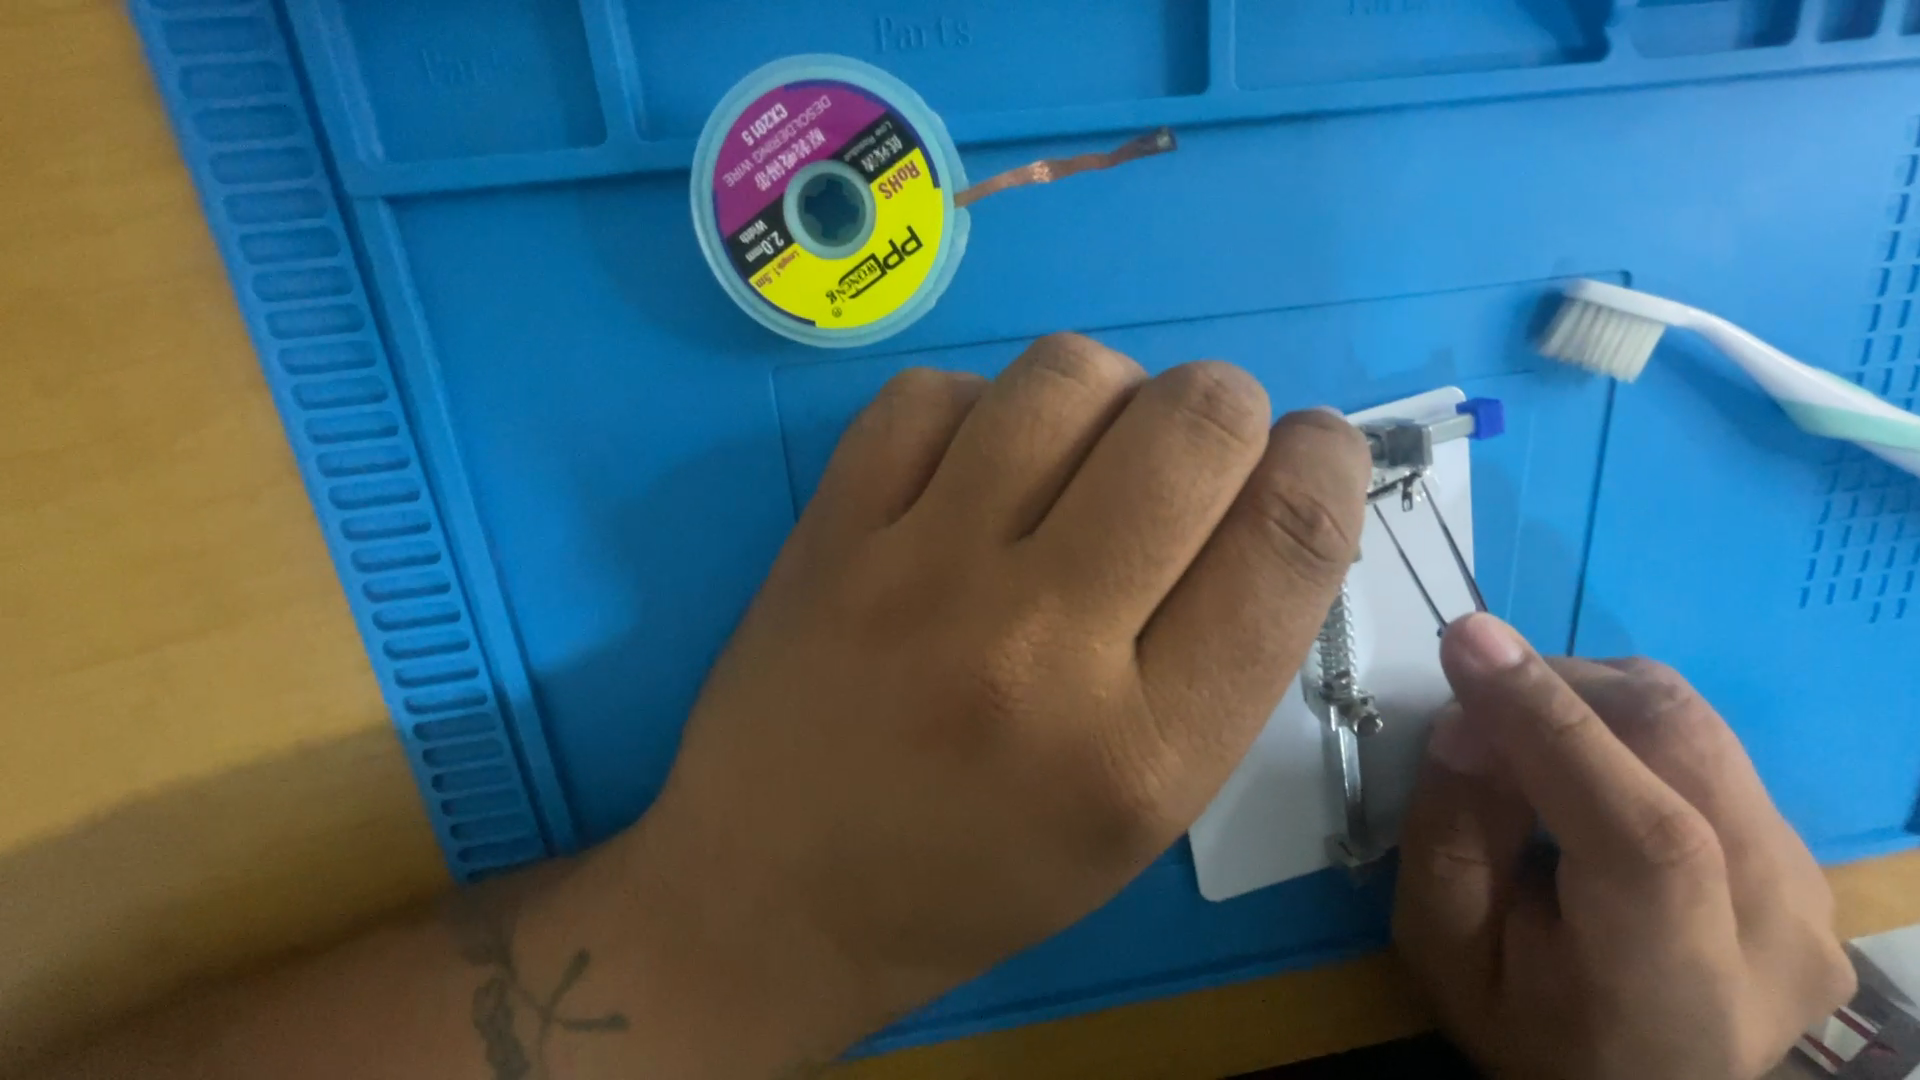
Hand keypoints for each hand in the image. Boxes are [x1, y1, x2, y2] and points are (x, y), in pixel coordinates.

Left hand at [625, 334, 1369, 1072]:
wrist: (774, 891)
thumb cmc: (972, 874)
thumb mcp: (1138, 813)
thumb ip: (1220, 657)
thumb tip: (1263, 495)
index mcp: (1146, 748)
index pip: (1289, 537)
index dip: (1326, 461)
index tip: (1312, 449)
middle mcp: (1041, 640)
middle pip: (1194, 425)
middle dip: (1225, 407)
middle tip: (1191, 445)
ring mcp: (923, 569)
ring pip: (1066, 375)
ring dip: (1106, 388)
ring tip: (1084, 443)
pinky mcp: (832, 529)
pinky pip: (934, 394)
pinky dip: (979, 406)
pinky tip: (973, 461)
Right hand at [1394, 615, 1854, 1079]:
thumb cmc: (1518, 1022)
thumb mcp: (1441, 943)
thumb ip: (1451, 835)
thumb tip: (1467, 722)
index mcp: (1672, 983)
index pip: (1641, 833)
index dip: (1551, 724)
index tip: (1467, 642)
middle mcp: (1775, 930)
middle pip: (1686, 747)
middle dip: (1562, 683)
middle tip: (1475, 687)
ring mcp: (1808, 891)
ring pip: (1697, 725)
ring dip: (1588, 694)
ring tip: (1517, 727)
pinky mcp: (1803, 859)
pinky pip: (1705, 744)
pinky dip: (1619, 720)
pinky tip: (1574, 761)